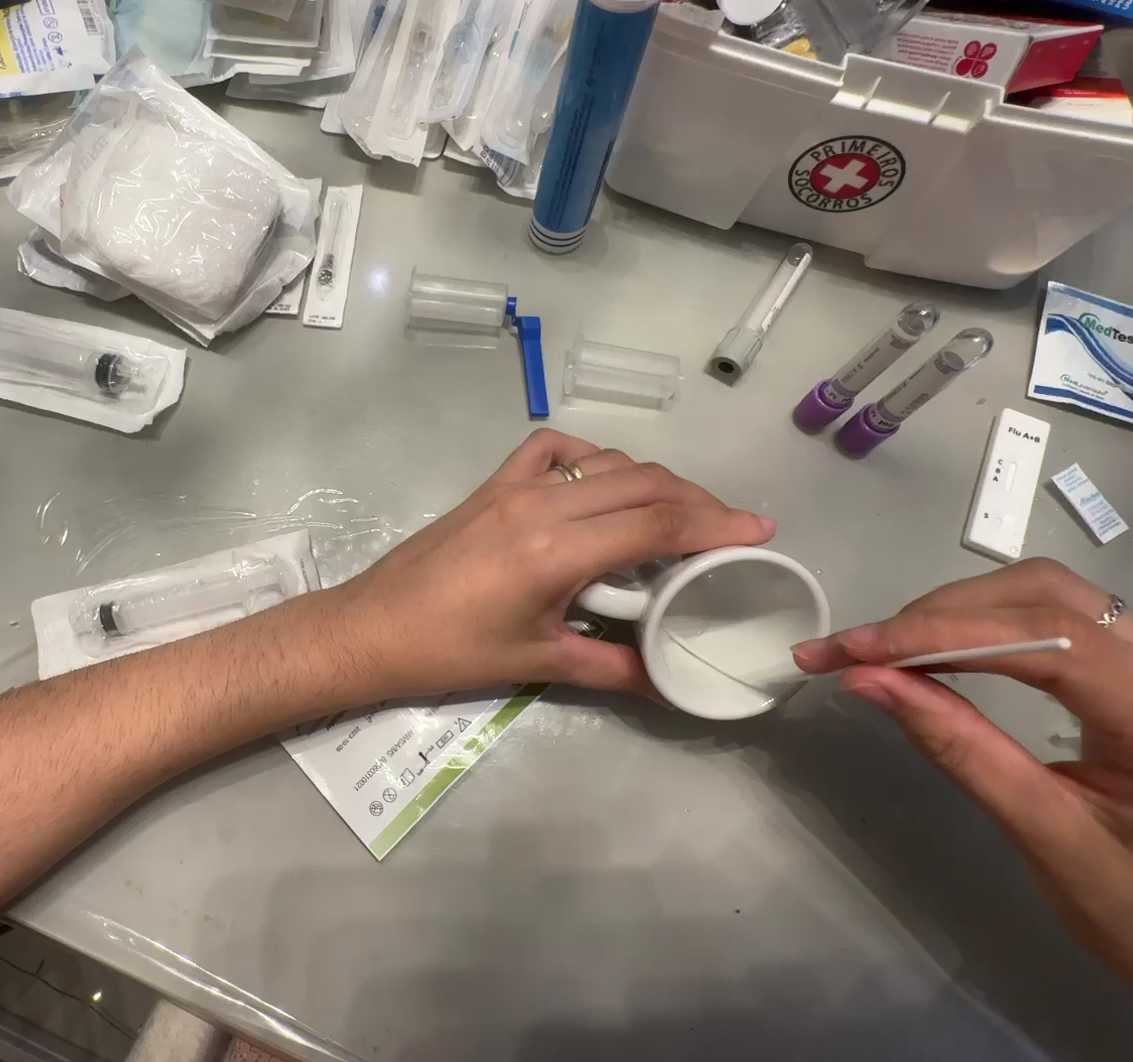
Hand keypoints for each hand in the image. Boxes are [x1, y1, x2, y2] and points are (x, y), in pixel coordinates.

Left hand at [327, 429, 773, 700]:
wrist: (374, 627)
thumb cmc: (450, 651)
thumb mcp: (537, 661)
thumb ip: (612, 666)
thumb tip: (671, 682)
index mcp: (553, 551)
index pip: (654, 523)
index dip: (714, 524)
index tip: (759, 529)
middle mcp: (538, 505)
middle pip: (640, 483)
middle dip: (695, 500)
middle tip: (726, 528)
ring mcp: (510, 487)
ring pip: (602, 461)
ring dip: (648, 480)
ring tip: (673, 513)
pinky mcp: (489, 484)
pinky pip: (549, 449)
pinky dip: (587, 456)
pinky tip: (598, 483)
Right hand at [792, 559, 1132, 1060]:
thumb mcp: (1042, 837)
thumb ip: (956, 745)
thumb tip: (864, 678)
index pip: (1057, 645)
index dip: (942, 632)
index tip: (852, 648)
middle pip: (1057, 601)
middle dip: (940, 617)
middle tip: (856, 649)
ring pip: (1065, 598)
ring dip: (963, 614)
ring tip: (892, 649)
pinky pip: (1081, 623)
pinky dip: (997, 628)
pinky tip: (952, 651)